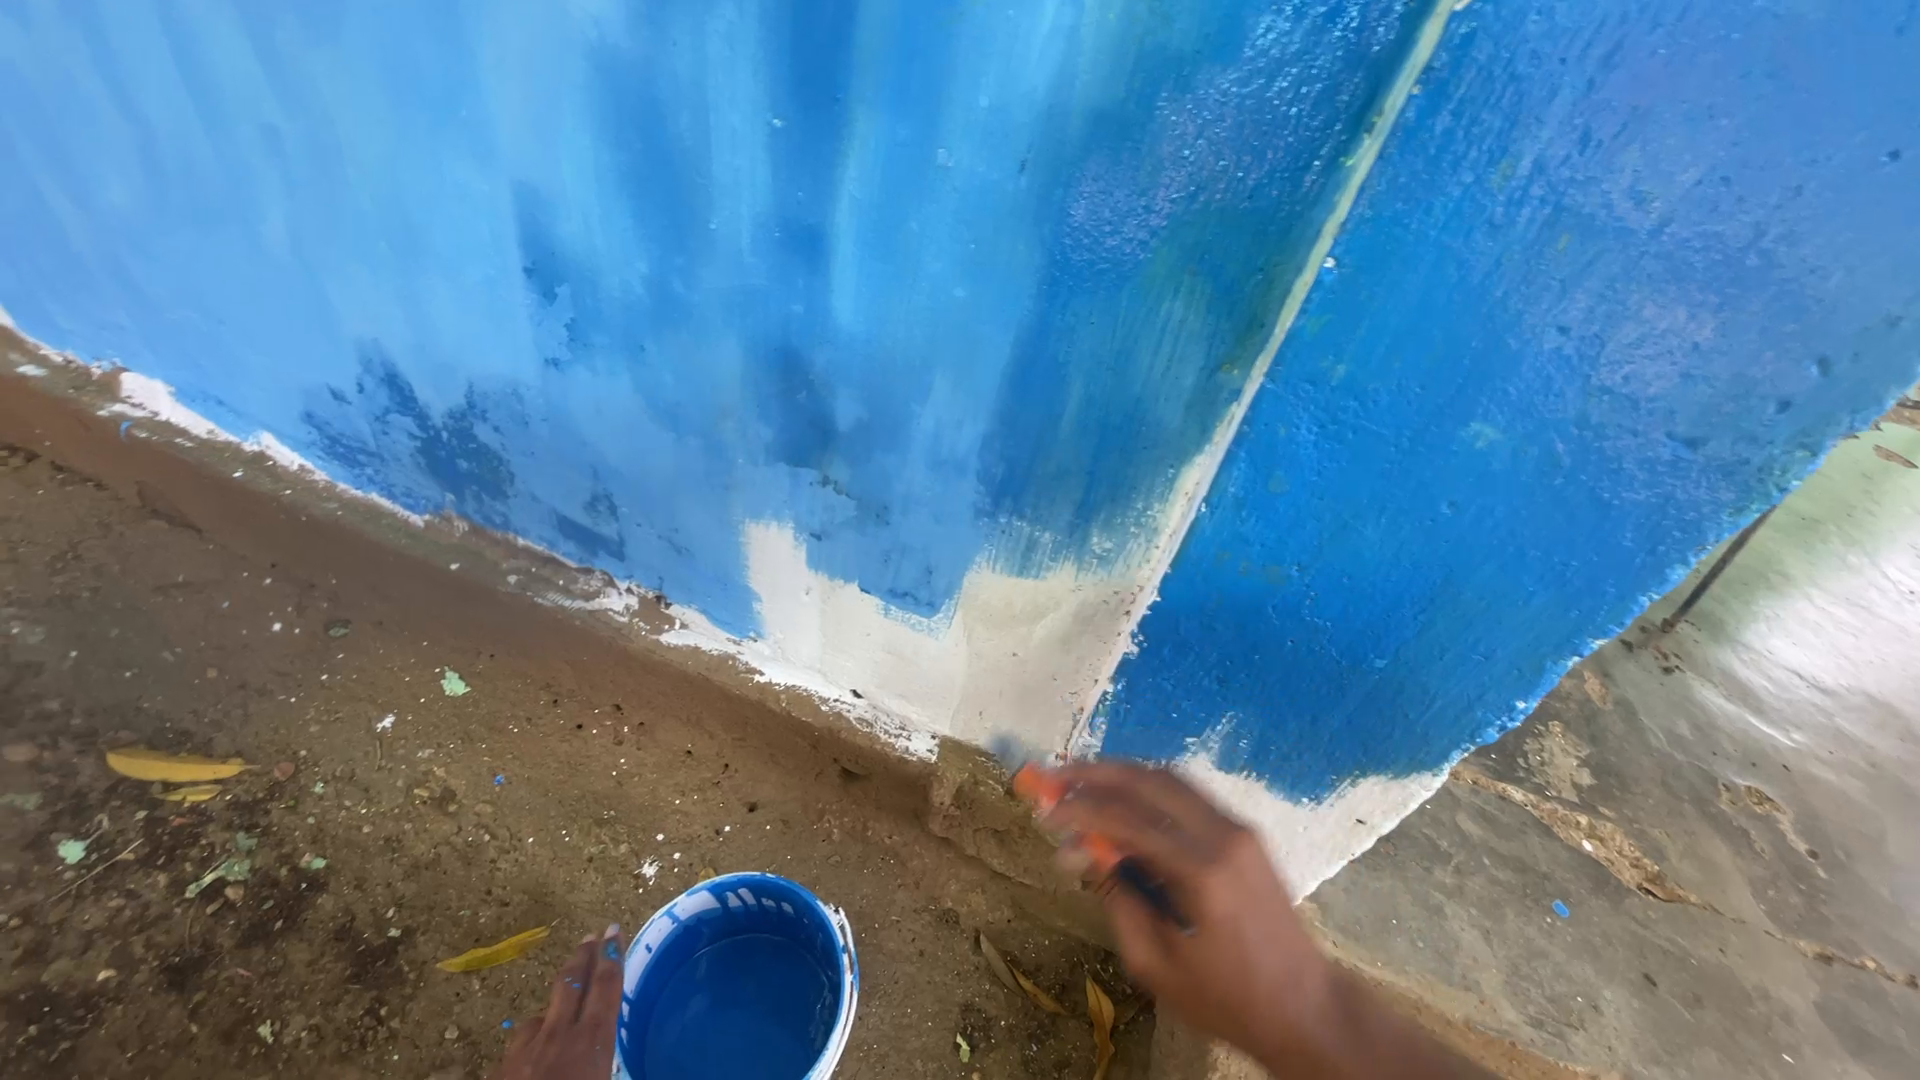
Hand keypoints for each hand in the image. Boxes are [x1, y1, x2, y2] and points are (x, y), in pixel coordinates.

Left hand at [492, 924, 624, 1079]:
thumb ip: (605, 1066)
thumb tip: (609, 1056)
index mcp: (592, 1040)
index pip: (606, 985)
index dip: (612, 954)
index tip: (613, 929)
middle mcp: (560, 1035)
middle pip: (573, 983)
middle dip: (583, 956)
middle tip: (591, 935)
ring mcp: (526, 1050)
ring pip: (541, 1013)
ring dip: (554, 1005)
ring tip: (561, 1006)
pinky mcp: (501, 1069)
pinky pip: (520, 1043)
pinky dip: (531, 1039)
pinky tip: (532, 1052)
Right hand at [1040, 764, 1491, 1077]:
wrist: (1307, 1008)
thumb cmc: (1228, 998)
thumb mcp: (1156, 965)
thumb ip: (1118, 900)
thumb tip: (1083, 852)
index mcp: (1202, 871)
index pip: (1128, 818)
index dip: (1079, 810)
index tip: (1043, 810)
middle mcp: (1223, 834)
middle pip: (1149, 780)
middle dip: (1095, 773)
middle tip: (1053, 777)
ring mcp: (1239, 828)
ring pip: (1170, 778)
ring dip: (1122, 774)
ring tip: (1080, 780)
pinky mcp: (1245, 833)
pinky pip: (1188, 794)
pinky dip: (1148, 787)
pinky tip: (1122, 798)